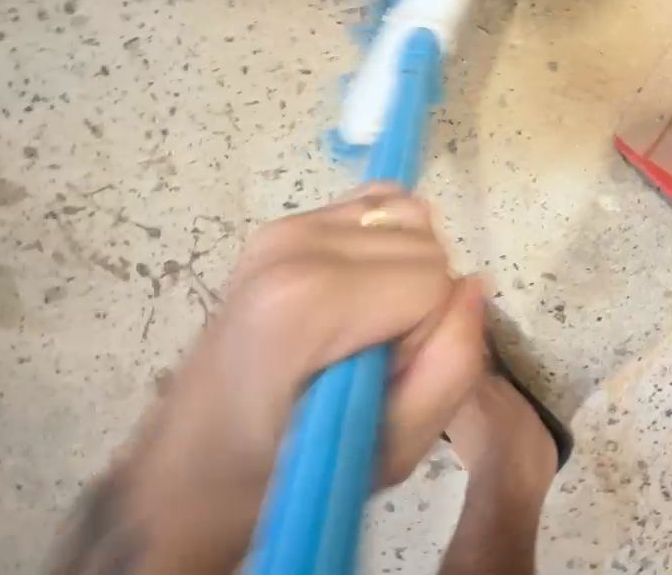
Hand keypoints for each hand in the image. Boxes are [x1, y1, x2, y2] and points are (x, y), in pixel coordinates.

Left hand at [114, 185, 485, 570]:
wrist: (196, 463)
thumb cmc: (289, 468)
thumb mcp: (388, 453)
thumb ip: (450, 370)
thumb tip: (475, 286)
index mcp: (305, 301)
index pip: (434, 280)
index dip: (425, 338)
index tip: (380, 380)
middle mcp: (293, 244)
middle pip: (426, 245)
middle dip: (420, 305)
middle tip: (371, 359)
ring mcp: (286, 225)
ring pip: (412, 219)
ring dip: (407, 274)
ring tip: (361, 327)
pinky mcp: (286, 221)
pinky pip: (383, 203)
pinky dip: (389, 244)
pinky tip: (360, 289)